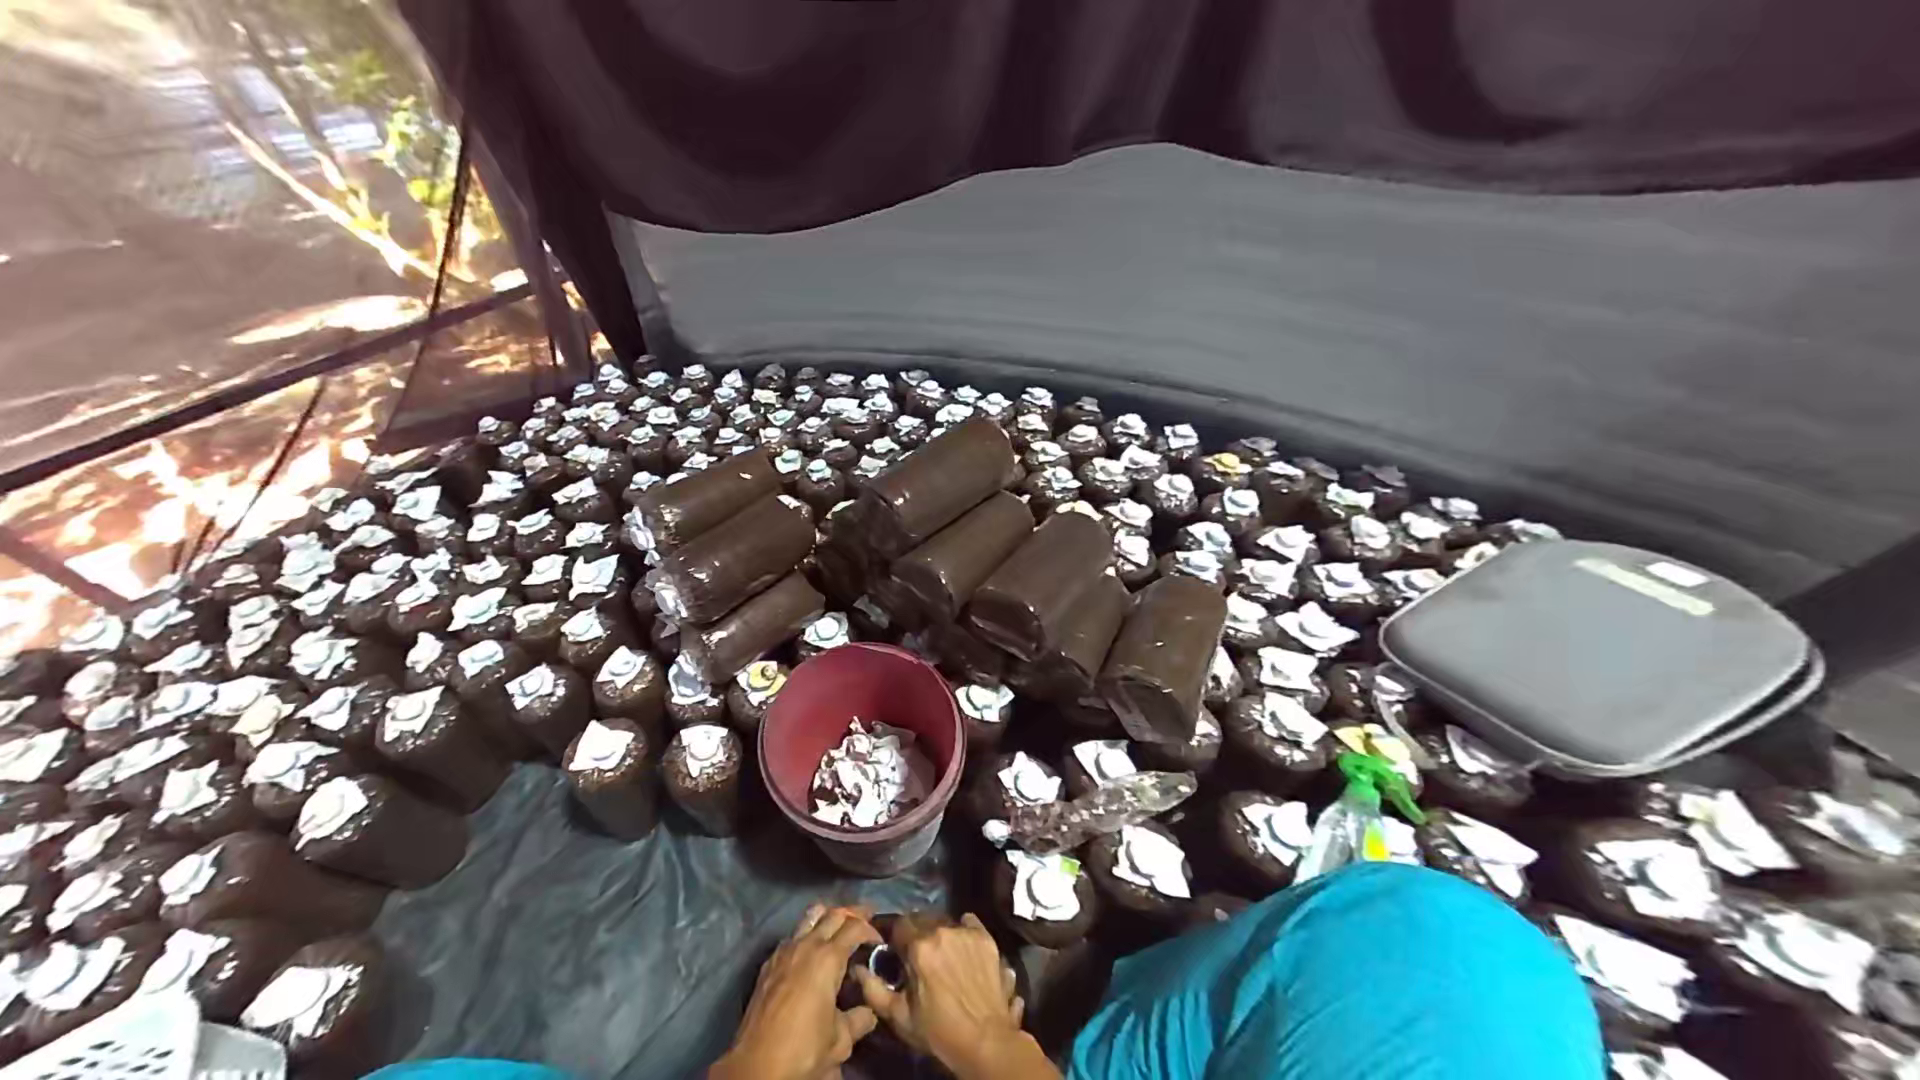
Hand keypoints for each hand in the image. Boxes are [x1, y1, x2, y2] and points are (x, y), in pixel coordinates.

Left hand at [711, 904, 880, 1079]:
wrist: (755, 1068)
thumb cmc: (803, 1050)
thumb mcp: (841, 1041)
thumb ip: (860, 1020)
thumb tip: (869, 1011)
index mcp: (828, 958)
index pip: (855, 927)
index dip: (871, 930)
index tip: (878, 942)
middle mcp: (807, 946)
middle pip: (833, 914)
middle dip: (853, 913)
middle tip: (867, 918)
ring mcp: (784, 951)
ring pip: (810, 917)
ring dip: (828, 916)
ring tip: (839, 926)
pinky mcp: (768, 963)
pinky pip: (793, 935)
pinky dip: (807, 933)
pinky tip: (810, 951)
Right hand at [859, 914, 1046, 1079]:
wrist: (986, 1041)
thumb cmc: (939, 1032)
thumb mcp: (900, 1016)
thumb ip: (874, 990)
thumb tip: (859, 968)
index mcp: (918, 947)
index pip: (900, 924)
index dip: (897, 938)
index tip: (898, 951)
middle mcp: (942, 931)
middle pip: (923, 920)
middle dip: (918, 935)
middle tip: (921, 957)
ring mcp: (967, 932)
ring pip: (946, 923)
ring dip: (941, 935)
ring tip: (944, 957)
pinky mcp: (986, 937)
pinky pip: (970, 923)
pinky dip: (964, 931)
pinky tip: (964, 949)